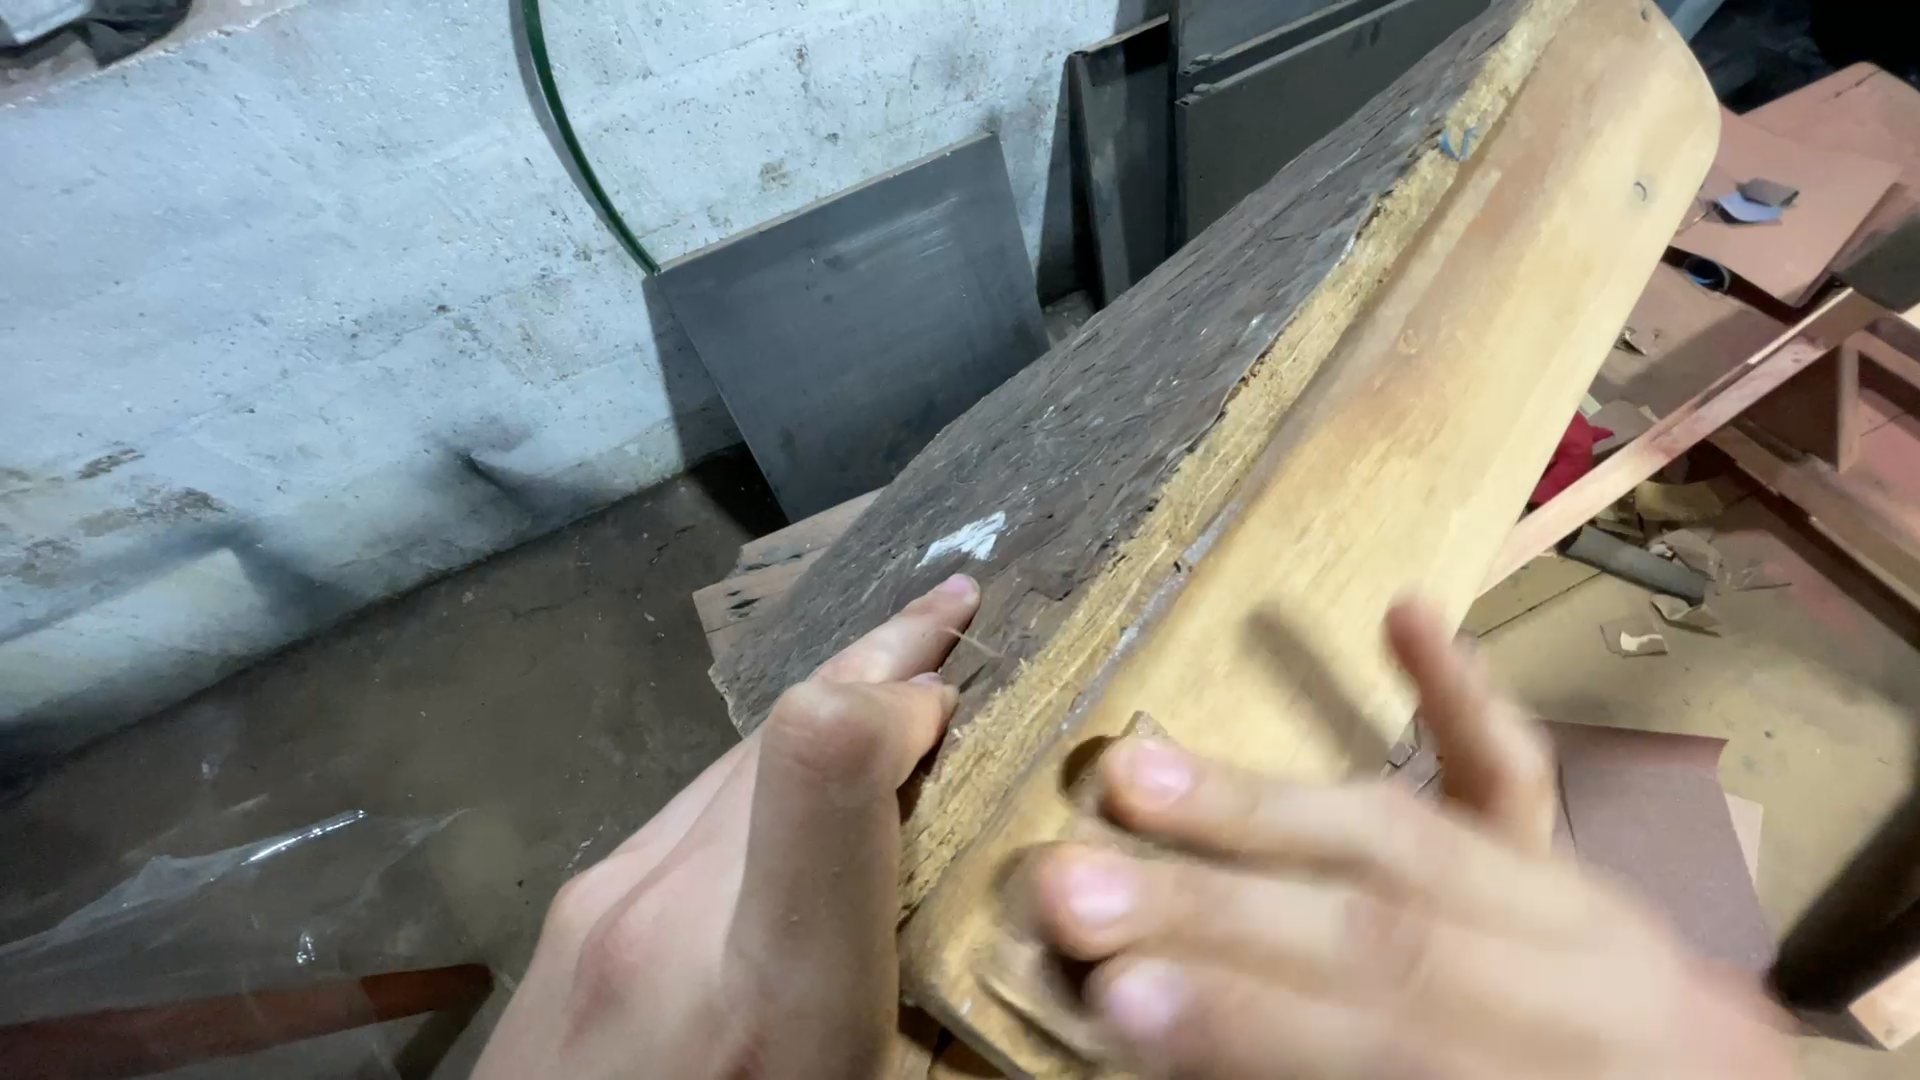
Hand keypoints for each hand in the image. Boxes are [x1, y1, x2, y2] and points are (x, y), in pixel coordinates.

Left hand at [473, 574, 980, 1079]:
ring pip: (747, 750)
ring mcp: (605, 901)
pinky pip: (705, 797)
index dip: (892, 697)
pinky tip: (810, 768)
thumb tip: (987, 880)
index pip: (816, 762)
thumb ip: (927, 983)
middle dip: (887, 654)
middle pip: (788, 725)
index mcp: (771, 992)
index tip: (952, 696)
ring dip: (833, 700)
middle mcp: (668, 919)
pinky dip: (776, 762)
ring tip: (899, 665)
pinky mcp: (579, 904)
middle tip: (956, 604)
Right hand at [1028, 600, 1789, 1078]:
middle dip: (1207, 905)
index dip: (1235, 1016)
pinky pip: (1511, 771)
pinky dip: (1456, 692)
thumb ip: (1280, 1063)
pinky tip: (1403, 612)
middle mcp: (1594, 998)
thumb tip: (1137, 1014)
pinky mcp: (1562, 863)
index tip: (1111, 993)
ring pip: (1407, 832)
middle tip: (1072, 882)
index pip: (1377, 1042)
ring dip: (1256, 799)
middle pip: (1377, 932)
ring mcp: (1579, 909)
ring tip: (1135, 768)